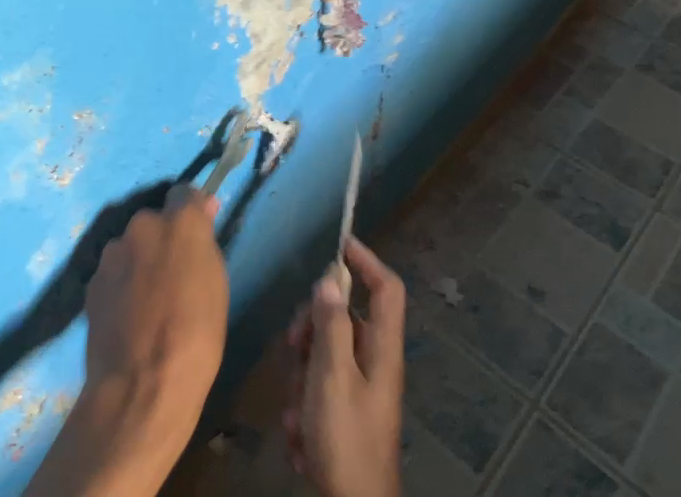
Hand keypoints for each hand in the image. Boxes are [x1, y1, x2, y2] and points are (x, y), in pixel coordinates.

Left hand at [83, 185, 228, 399]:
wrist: (141, 384)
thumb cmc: (196, 334)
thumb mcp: (216, 284)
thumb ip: (205, 242)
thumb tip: (202, 211)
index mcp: (179, 222)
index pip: (184, 194)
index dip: (192, 212)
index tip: (200, 232)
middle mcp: (141, 227)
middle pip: (155, 223)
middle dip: (164, 240)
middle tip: (176, 276)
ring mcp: (111, 254)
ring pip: (131, 248)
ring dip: (140, 262)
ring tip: (150, 302)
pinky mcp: (91, 283)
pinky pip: (114, 274)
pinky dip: (122, 285)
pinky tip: (130, 316)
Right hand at [284, 237, 405, 496]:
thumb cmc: (346, 438)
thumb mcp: (332, 379)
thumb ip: (330, 327)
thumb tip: (329, 279)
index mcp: (382, 347)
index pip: (386, 287)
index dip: (367, 261)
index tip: (339, 243)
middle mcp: (374, 360)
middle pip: (341, 320)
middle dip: (310, 332)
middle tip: (293, 349)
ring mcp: (358, 387)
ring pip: (321, 355)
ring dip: (300, 378)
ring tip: (297, 413)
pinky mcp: (342, 411)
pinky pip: (315, 388)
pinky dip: (302, 406)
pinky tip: (299, 435)